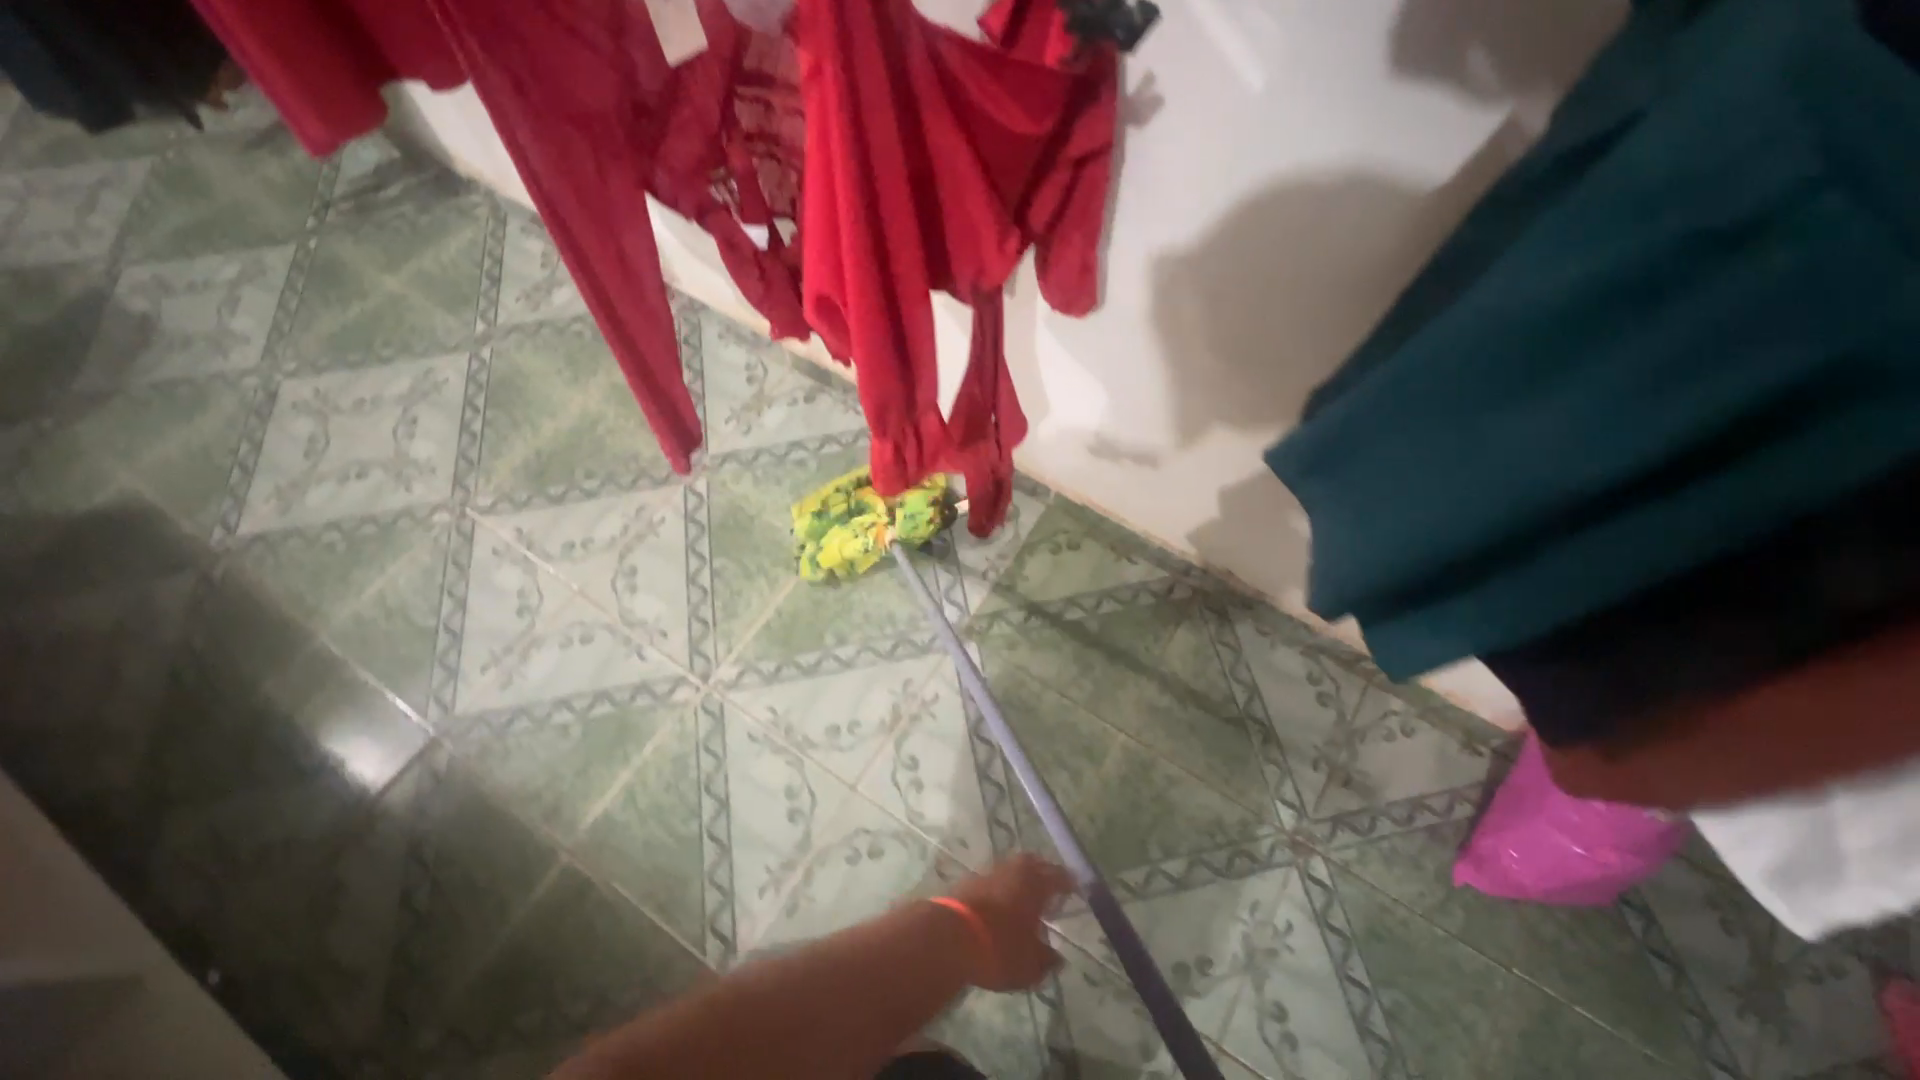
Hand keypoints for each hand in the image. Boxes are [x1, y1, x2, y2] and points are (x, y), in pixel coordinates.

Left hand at [943, 855, 1074, 991]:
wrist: (947, 938)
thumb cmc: (998, 948)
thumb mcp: (1029, 965)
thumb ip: (1046, 960)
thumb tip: (1057, 959)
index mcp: (1035, 884)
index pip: (1059, 876)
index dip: (1068, 882)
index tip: (1075, 887)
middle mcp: (1012, 871)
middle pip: (1031, 863)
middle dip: (1042, 872)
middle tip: (1049, 886)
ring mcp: (986, 874)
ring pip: (1008, 870)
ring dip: (1017, 880)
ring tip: (1022, 898)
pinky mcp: (964, 883)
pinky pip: (989, 881)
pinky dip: (997, 889)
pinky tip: (997, 906)